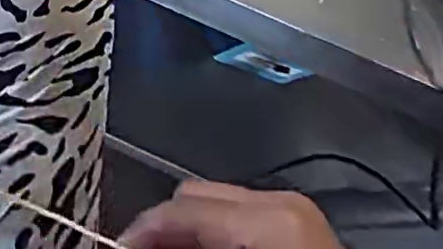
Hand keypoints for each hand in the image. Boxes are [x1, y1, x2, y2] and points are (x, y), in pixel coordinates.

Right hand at [123, 181, 343, 248]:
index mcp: (270, 220)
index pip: (182, 209)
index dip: (140, 232)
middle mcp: (281, 204)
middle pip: (194, 199)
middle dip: (164, 233)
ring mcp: (296, 218)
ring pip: (215, 211)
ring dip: (188, 240)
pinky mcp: (301, 234)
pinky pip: (240, 226)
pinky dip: (214, 245)